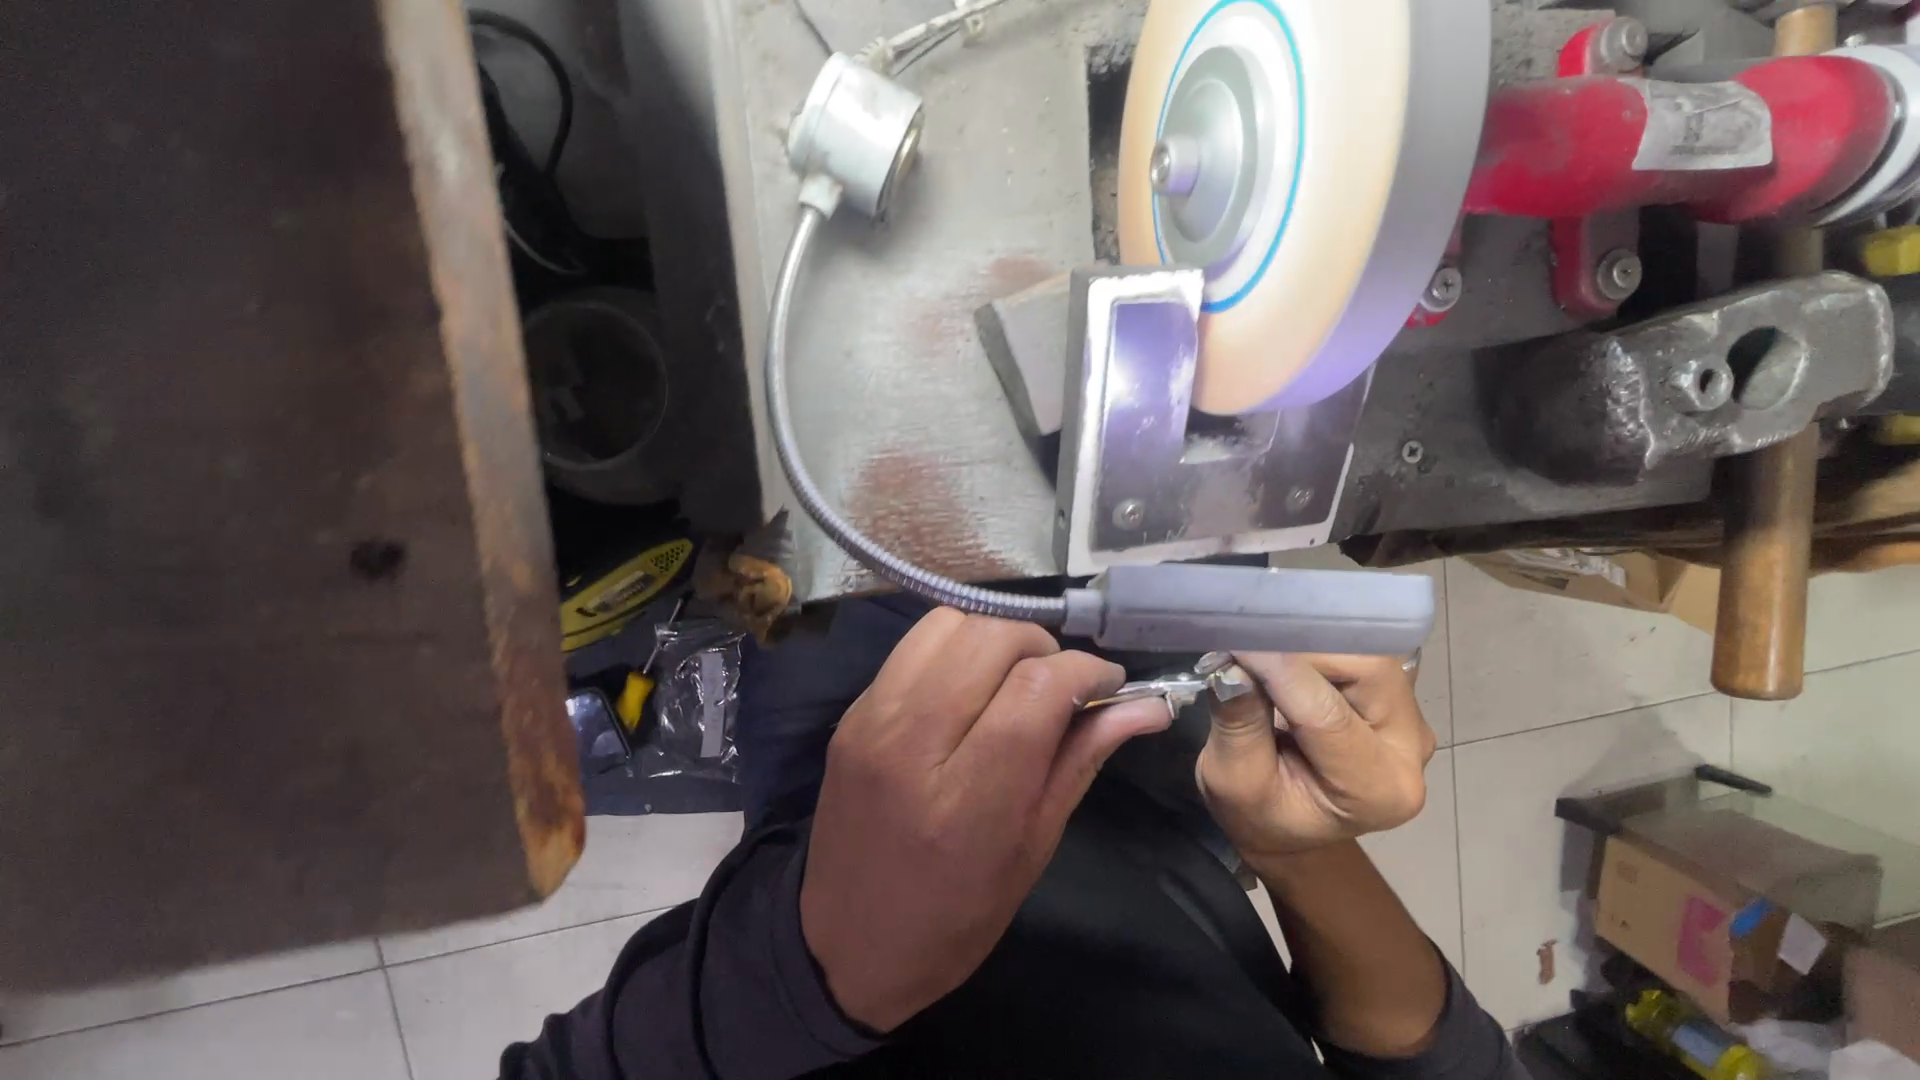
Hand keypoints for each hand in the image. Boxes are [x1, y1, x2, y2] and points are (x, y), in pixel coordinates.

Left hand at [800, 609, 1171, 1032]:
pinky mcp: (852, 711)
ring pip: (949, 625)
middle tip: (1059, 688)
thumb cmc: (954, 917)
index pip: (1036, 689)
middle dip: (1043, 649)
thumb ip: (1082, 761)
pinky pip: (914, 645)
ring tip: (1012, 681)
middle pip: (991, 641)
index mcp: (967, 800)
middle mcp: (911, 744)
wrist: (844, 943)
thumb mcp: (1032, 849)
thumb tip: (1147, 707)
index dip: (1086, 671)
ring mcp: (872, 720)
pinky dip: (955, 649)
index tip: (1109, 686)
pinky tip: (968, 689)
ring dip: (996, 640)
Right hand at [1197, 653, 1434, 860]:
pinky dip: (1317, 644)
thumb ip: (1238, 725)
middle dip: (1301, 650)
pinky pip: (1360, 652)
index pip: (1328, 713)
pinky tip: (1284, 650)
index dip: (1278, 671)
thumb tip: (1233, 667)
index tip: (1231, 644)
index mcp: (1376, 789)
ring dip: (1309, 643)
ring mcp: (1408, 718)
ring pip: (1365, 651)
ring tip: (1262, 647)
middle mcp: (1409, 749)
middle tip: (1247, 645)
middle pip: (1365, 670)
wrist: (1291, 829)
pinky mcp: (1394, 695)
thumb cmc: (1259, 814)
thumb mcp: (1232, 780)